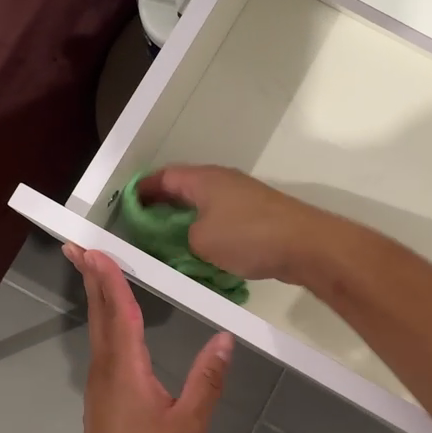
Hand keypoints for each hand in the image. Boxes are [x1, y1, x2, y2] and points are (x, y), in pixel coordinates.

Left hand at [64, 244, 231, 432]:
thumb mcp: (189, 424)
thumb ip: (206, 380)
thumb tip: (224, 338)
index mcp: (126, 368)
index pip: (120, 312)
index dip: (110, 278)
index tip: (96, 248)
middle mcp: (106, 368)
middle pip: (99, 313)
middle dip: (89, 277)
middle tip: (76, 245)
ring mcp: (99, 384)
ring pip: (97, 329)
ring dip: (95, 296)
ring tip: (92, 270)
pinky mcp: (101, 397)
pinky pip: (101, 345)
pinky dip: (103, 320)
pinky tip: (112, 322)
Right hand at [138, 165, 343, 285]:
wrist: (305, 245)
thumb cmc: (247, 237)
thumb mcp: (200, 241)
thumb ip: (181, 238)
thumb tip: (185, 238)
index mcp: (203, 179)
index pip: (163, 177)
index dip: (142, 191)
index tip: (126, 207)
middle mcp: (223, 182)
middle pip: (184, 190)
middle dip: (163, 210)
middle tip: (144, 231)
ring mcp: (243, 198)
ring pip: (205, 208)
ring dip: (187, 224)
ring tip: (170, 246)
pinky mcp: (259, 217)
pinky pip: (223, 222)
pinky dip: (209, 234)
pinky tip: (205, 255)